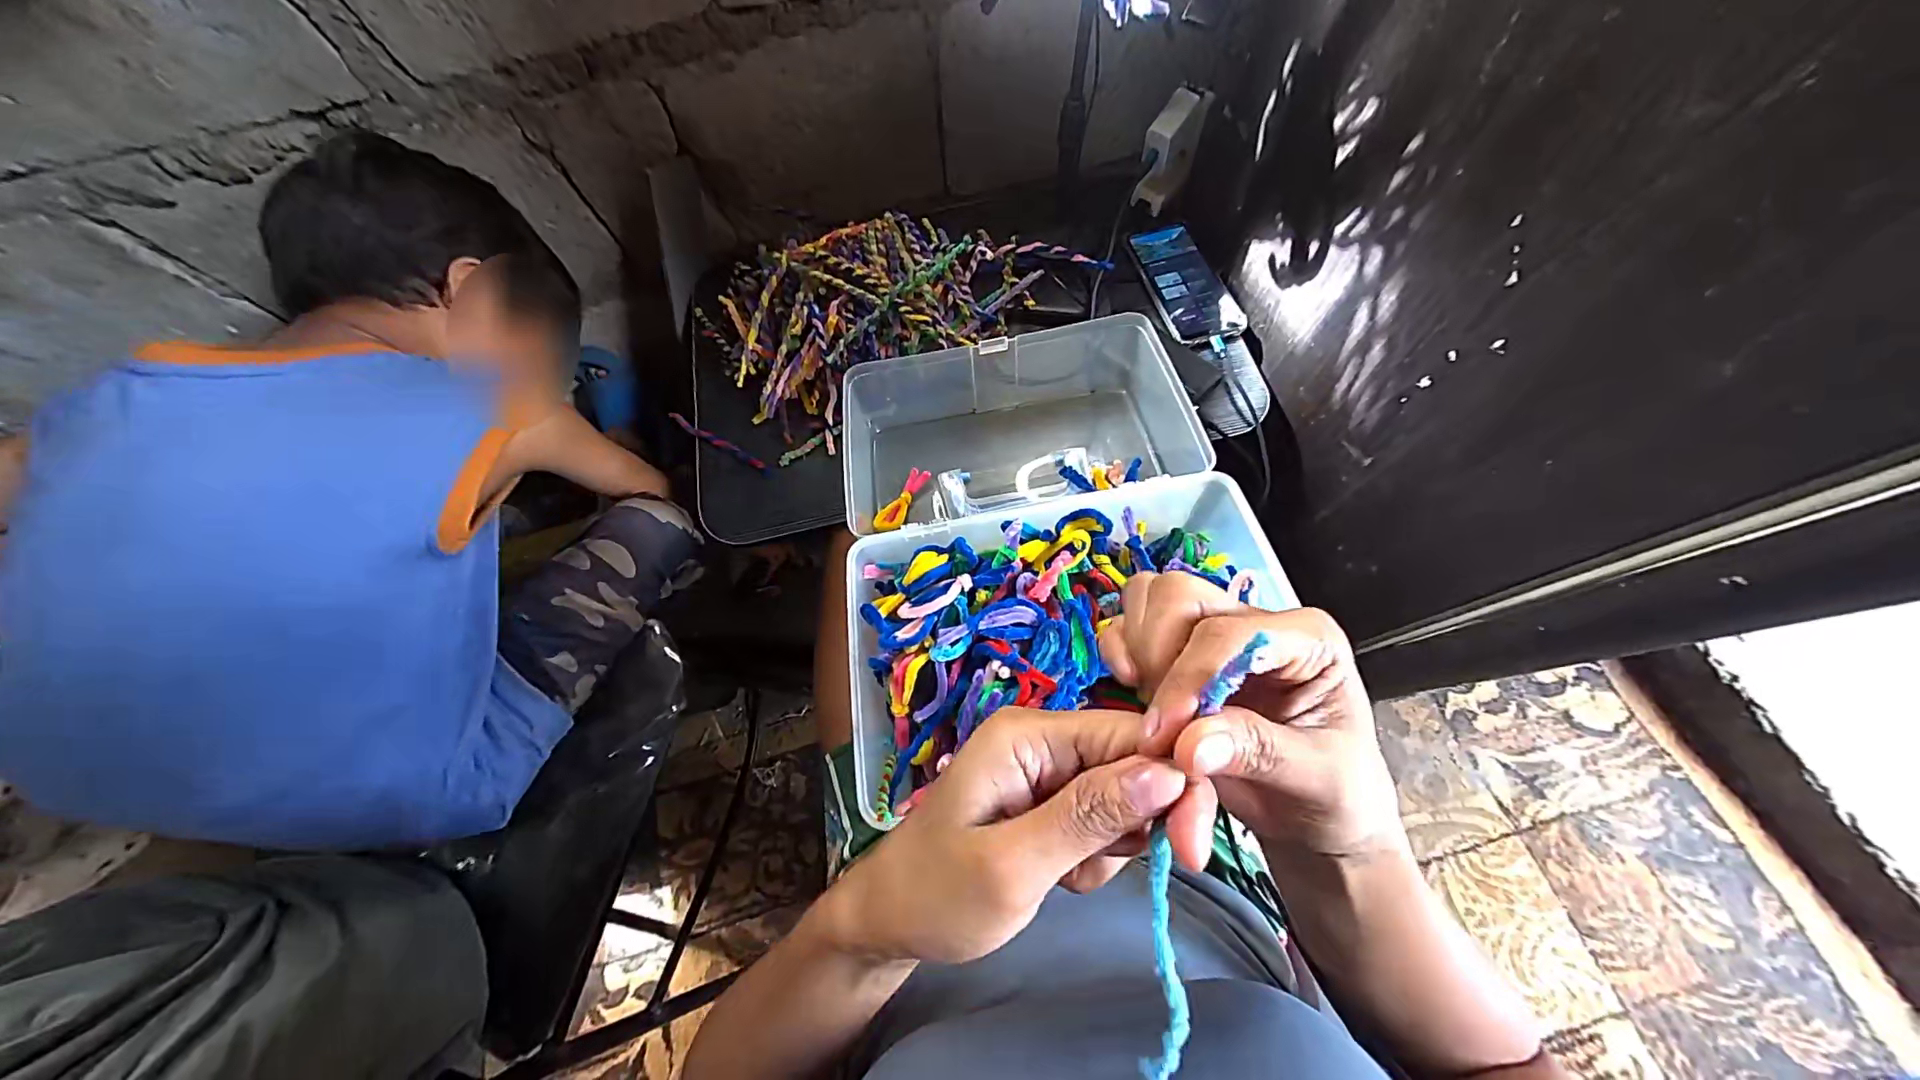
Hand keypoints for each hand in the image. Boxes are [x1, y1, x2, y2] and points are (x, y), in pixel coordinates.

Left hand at [814, 707, 1188, 964]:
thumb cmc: (937, 895)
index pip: (1128, 733)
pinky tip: (1057, 877)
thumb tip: (1167, 772)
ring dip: (1110, 846)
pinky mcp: (1048, 801)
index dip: (1173, 779)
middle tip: (1102, 871)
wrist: (891, 922)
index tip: (1193, 846)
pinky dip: (1094, 857)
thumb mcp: (1012, 864)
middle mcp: (1040, 740)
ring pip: (1123, 798)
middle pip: (1131, 763)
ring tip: (1063, 876)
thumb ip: (1088, 816)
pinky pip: (1102, 822)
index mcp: (1026, 734)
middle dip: (1138, 822)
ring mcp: (1044, 770)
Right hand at [1098, 572, 1407, 867]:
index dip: (1191, 678)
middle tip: (1163, 723)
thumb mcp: (1315, 778)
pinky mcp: (1177, 653)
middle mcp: (1254, 624)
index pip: (1230, 633)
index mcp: (1306, 640)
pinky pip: (1129, 627)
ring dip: (1137, 651)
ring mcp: (1211, 634)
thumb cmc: (1332, 794)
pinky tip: (1134, 694)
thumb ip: (1256, 752)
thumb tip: (1186, 743)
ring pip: (1149, 599)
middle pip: (1179, 596)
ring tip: (1155, 711)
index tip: (1168, 734)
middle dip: (1158, 654)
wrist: (1316, 820)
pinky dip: (1118, 654)